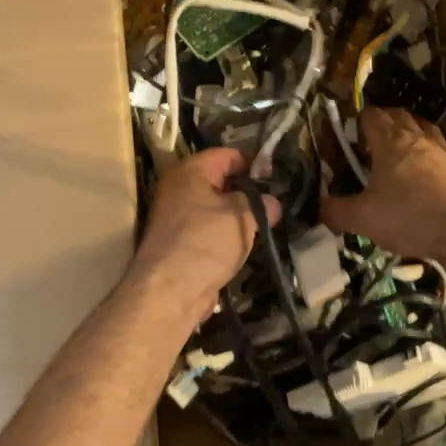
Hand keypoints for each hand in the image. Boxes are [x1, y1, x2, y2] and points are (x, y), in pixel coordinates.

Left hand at [128, 149, 280, 315]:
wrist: (169, 290)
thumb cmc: (206, 241)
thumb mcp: (242, 216)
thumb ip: (260, 204)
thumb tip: (272, 203)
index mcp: (190, 171)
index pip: (226, 155)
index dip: (253, 163)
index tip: (275, 177)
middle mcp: (178, 188)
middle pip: (219, 180)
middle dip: (247, 192)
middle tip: (274, 204)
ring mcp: (176, 217)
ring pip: (215, 208)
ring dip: (238, 216)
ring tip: (264, 225)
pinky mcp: (180, 242)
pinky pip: (209, 230)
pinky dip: (225, 235)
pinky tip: (245, 246)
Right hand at [321, 108, 445, 261]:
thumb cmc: (410, 217)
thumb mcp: (363, 219)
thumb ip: (336, 211)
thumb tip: (320, 208)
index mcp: (391, 142)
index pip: (372, 115)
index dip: (359, 121)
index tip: (350, 137)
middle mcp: (418, 138)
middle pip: (399, 115)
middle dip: (384, 122)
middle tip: (370, 142)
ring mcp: (444, 151)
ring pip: (424, 128)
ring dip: (410, 132)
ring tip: (400, 151)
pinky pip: (443, 150)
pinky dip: (431, 154)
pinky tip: (428, 171)